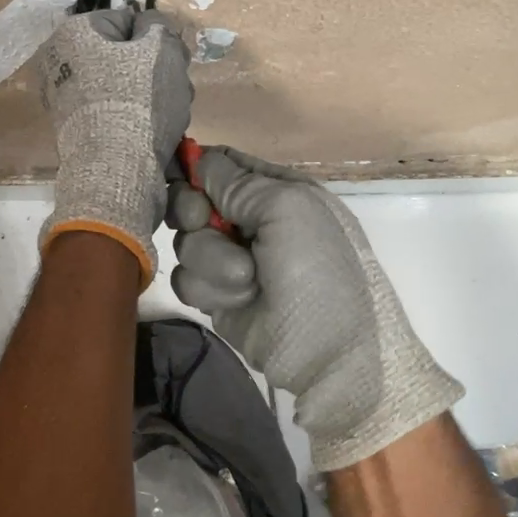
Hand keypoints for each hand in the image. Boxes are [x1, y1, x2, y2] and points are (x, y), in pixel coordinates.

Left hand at [36, 7, 191, 285]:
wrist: (116, 169)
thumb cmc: (140, 100)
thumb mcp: (162, 49)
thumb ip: (160, 27)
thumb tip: (150, 26)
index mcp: (74, 32)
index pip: (128, 19)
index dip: (158, 37)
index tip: (174, 58)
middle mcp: (61, 60)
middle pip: (126, 53)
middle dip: (156, 68)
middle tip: (174, 87)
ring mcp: (66, 96)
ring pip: (124, 83)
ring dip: (152, 94)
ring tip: (169, 114)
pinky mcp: (77, 127)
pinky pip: (115, 110)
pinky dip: (136, 117)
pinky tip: (154, 132)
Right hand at [168, 147, 461, 470]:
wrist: (331, 356)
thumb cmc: (318, 271)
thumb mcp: (287, 209)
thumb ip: (236, 180)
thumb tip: (198, 160)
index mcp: (275, 190)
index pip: (220, 163)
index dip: (195, 168)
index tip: (186, 179)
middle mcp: (250, 219)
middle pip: (191, 199)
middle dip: (194, 213)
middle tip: (205, 224)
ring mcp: (231, 258)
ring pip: (186, 240)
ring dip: (211, 260)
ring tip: (247, 280)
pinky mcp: (217, 294)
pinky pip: (186, 277)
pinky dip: (209, 290)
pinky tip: (237, 301)